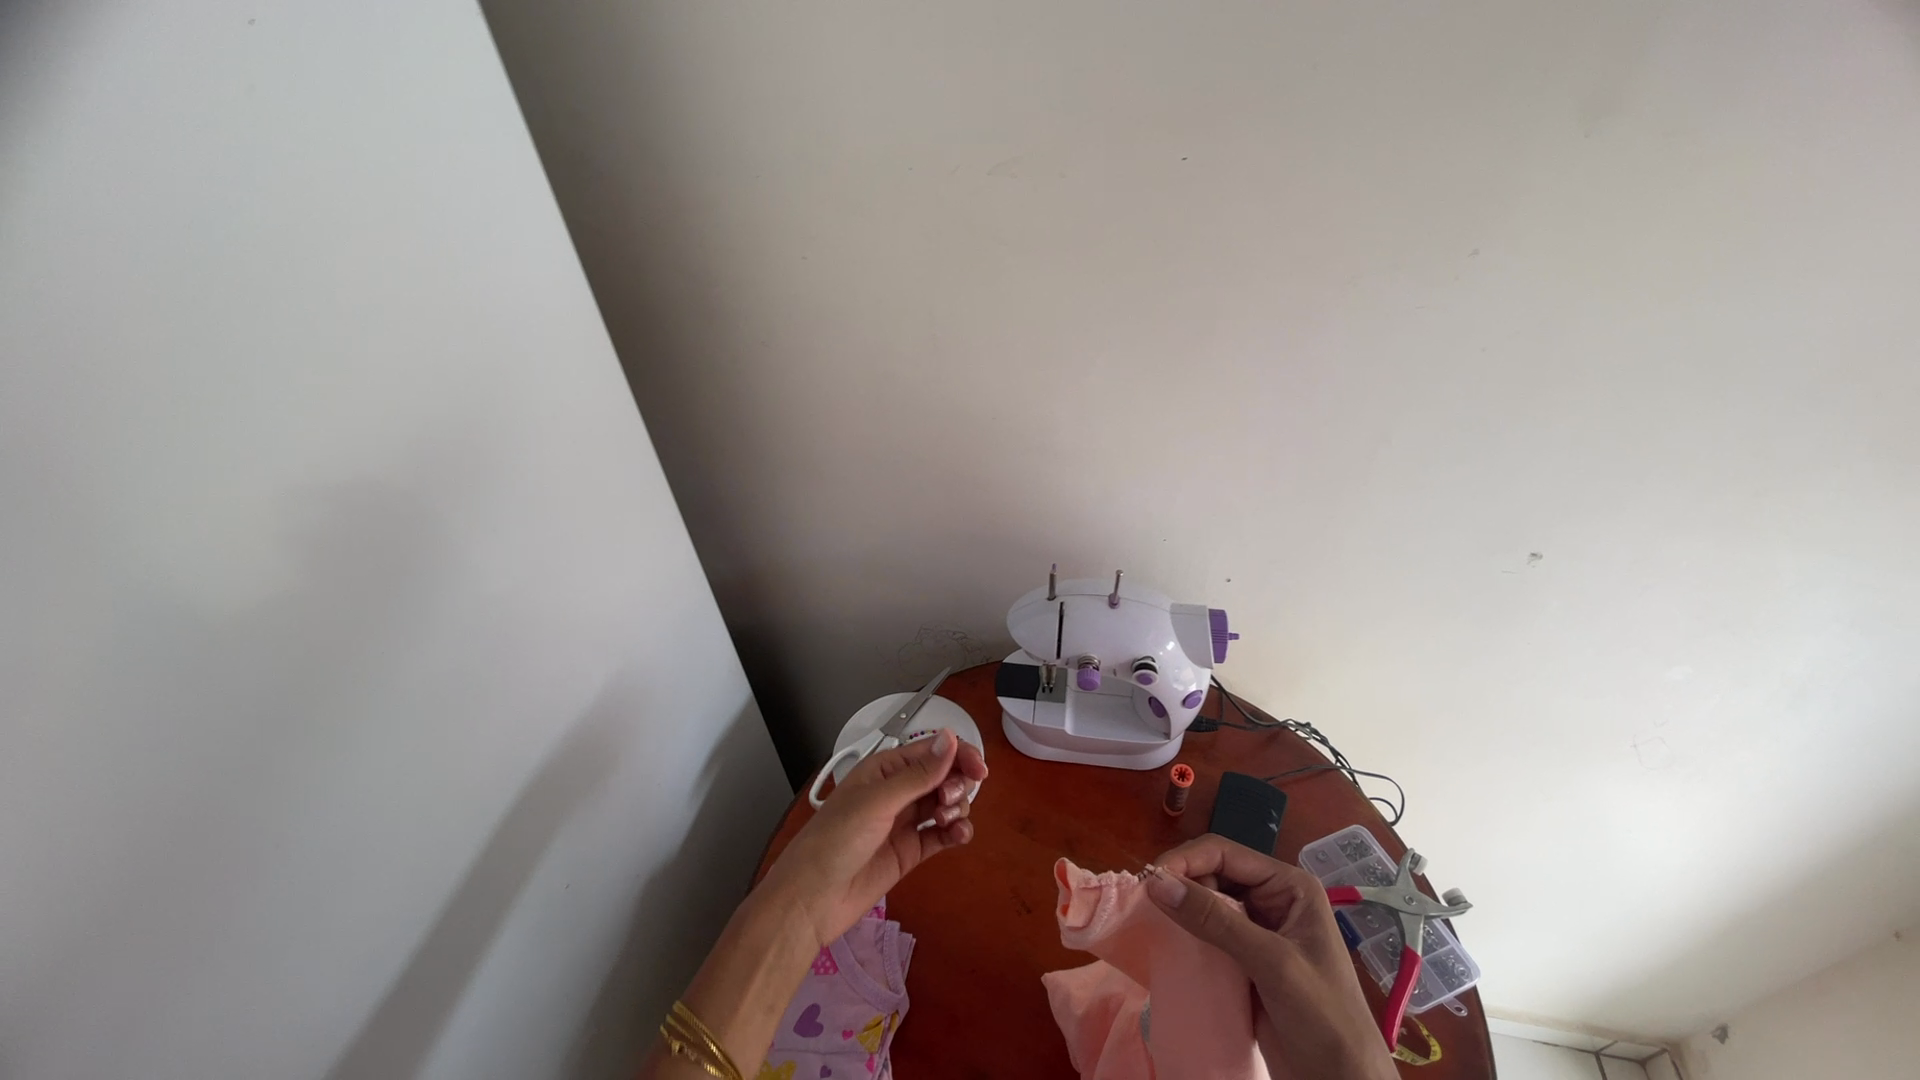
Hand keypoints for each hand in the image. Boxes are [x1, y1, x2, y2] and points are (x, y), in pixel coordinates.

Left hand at [757, 729, 987, 950]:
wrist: (812, 899)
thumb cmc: (836, 840)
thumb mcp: (877, 802)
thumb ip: (918, 774)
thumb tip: (951, 738)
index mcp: (885, 770)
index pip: (931, 752)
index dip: (958, 755)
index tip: (979, 771)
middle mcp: (898, 791)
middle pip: (943, 776)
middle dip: (956, 784)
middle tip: (948, 801)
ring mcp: (905, 822)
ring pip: (946, 804)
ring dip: (957, 808)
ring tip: (947, 822)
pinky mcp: (911, 851)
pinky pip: (943, 835)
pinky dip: (956, 832)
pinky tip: (959, 836)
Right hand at [1144, 835, 1396, 1079]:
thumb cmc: (1323, 1018)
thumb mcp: (1271, 963)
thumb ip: (1215, 921)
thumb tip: (1156, 883)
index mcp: (1289, 886)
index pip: (1225, 853)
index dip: (1185, 860)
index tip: (1148, 881)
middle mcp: (1273, 899)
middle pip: (1213, 873)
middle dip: (1180, 883)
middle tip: (1146, 903)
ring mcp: (1259, 930)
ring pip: (1207, 902)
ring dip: (1181, 909)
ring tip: (1152, 920)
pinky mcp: (1245, 959)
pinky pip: (1207, 933)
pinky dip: (1187, 935)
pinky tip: (1169, 942)